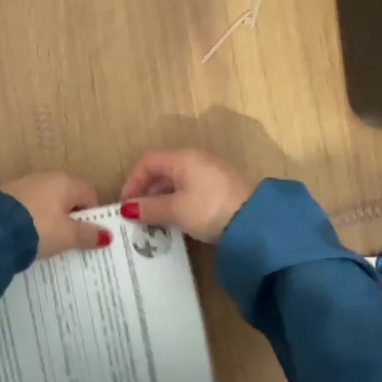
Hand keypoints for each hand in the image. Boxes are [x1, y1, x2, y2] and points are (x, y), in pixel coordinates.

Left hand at [0, 171, 109, 258]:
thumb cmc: (39, 229)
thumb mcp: (67, 236)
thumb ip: (88, 234)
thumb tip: (107, 235)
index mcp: (66, 182)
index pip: (89, 194)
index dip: (92, 214)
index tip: (88, 234)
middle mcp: (47, 177)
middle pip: (67, 196)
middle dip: (71, 216)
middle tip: (70, 239)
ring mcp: (25, 183)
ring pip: (47, 200)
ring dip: (51, 217)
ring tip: (48, 239)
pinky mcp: (8, 194)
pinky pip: (29, 205)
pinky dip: (33, 217)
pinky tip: (28, 234)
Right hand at [118, 149, 253, 242]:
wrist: (255, 222)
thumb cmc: (209, 209)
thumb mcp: (175, 210)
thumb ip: (149, 208)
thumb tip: (126, 209)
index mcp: (183, 159)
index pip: (148, 162)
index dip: (132, 181)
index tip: (125, 204)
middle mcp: (196, 161)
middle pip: (162, 172)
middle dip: (146, 192)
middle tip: (137, 215)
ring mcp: (210, 174)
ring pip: (176, 183)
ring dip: (161, 200)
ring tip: (154, 222)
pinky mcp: (221, 189)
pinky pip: (190, 191)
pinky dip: (177, 203)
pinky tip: (176, 221)